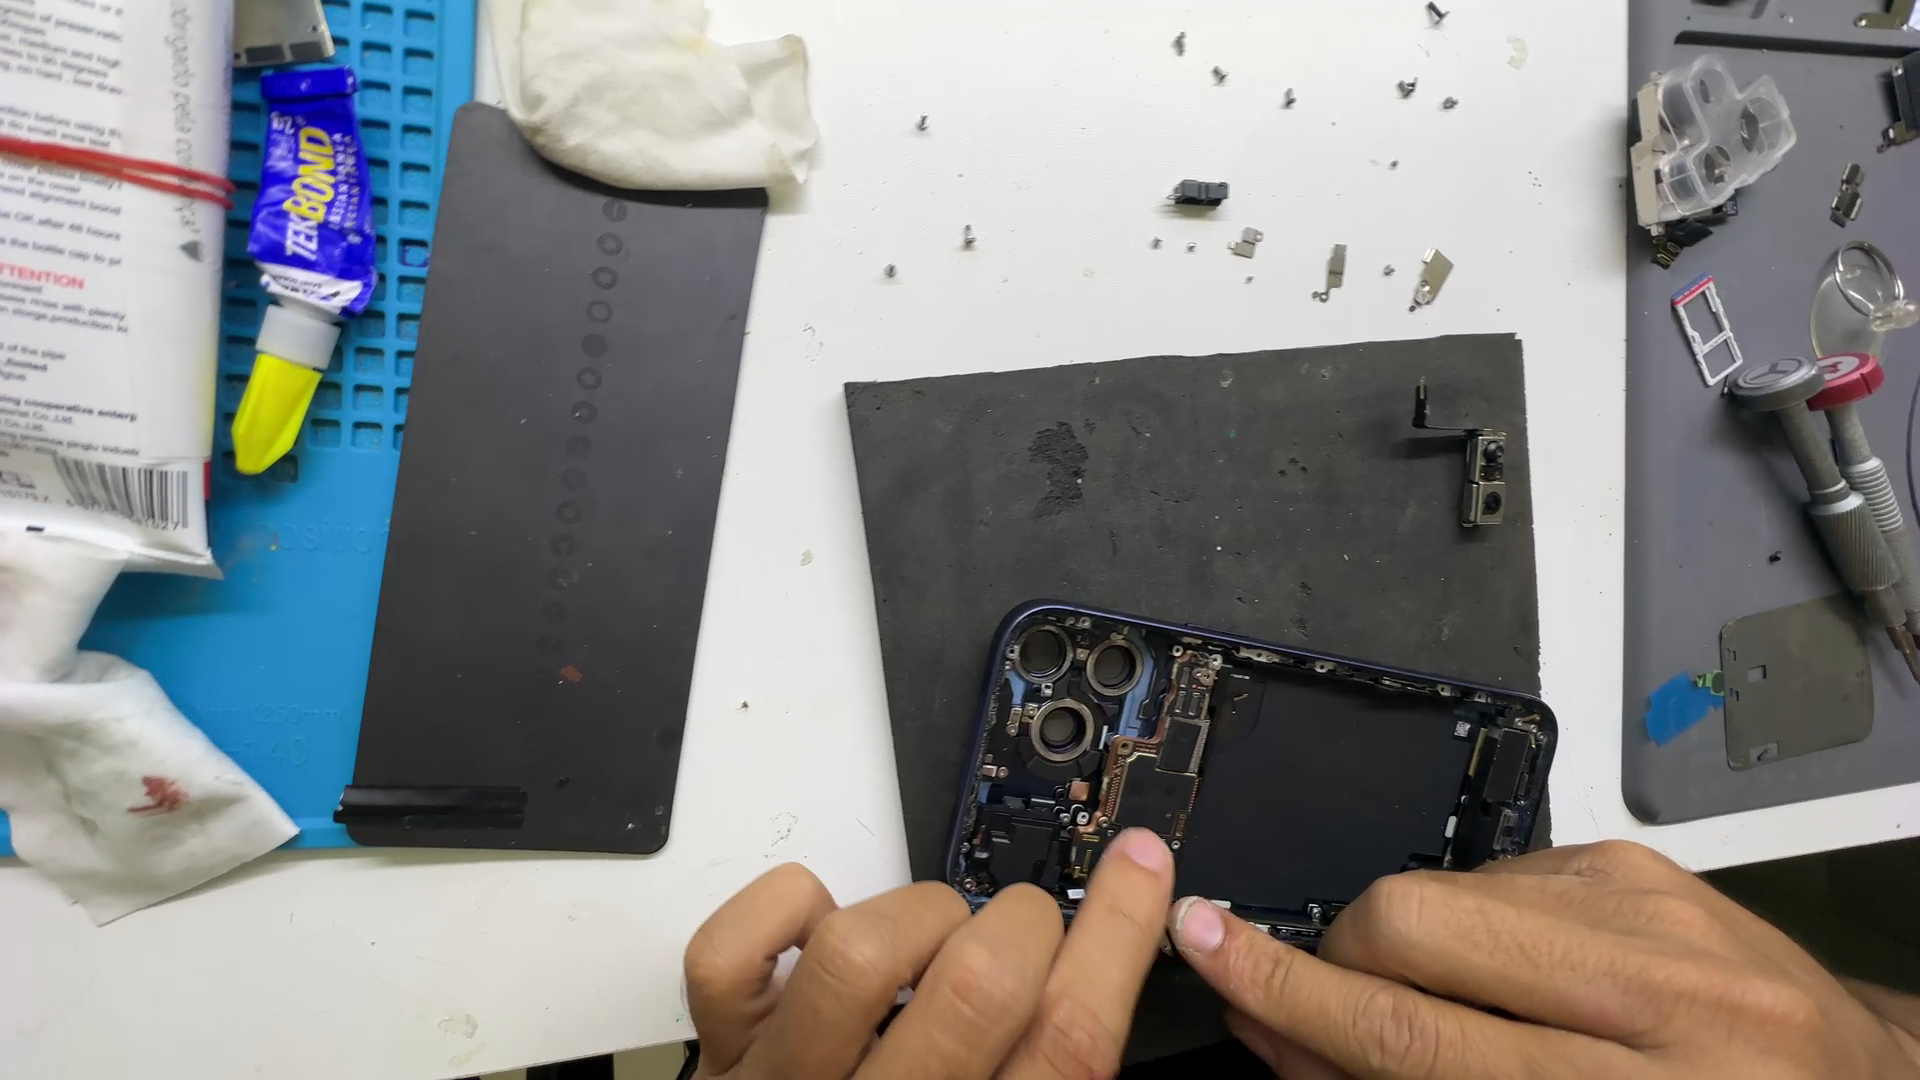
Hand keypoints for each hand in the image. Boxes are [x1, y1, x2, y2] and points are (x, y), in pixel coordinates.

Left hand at [683, 827, 1175, 1078]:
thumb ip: (1052, 1067)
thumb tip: (1099, 964)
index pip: (1072, 1043)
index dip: (1117, 936)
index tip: (1137, 868)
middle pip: (978, 988)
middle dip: (1022, 925)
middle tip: (1018, 931)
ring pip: (861, 952)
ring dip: (919, 913)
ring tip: (927, 937)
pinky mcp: (726, 1050)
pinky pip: (734, 949)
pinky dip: (786, 907)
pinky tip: (819, 930)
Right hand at [1165, 840, 1919, 1078]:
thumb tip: (1276, 1032)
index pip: (1417, 1035)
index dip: (1290, 989)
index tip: (1204, 942)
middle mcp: (1667, 989)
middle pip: (1410, 922)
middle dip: (1342, 958)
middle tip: (1335, 998)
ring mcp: (1651, 904)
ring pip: (1435, 886)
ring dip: (1407, 946)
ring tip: (1460, 1001)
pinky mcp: (1633, 862)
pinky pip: (1485, 873)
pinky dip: (1465, 924)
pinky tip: (1513, 970)